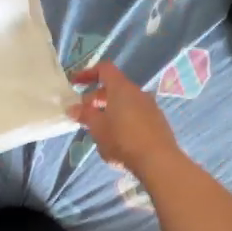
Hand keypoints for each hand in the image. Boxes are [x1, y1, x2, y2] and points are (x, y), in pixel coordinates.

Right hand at [69, 62, 181, 177]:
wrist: (158, 161)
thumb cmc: (123, 140)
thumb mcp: (98, 128)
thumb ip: (85, 115)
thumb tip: (73, 108)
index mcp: (121, 88)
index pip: (104, 69)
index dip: (88, 73)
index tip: (75, 83)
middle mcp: (137, 93)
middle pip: (113, 87)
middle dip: (95, 98)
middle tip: (83, 114)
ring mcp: (150, 107)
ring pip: (124, 102)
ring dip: (109, 110)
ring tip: (98, 128)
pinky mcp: (157, 122)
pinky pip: (135, 114)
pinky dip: (122, 119)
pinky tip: (116, 137)